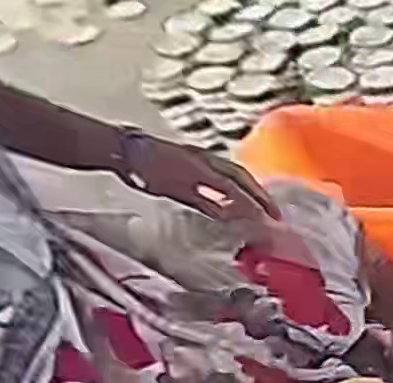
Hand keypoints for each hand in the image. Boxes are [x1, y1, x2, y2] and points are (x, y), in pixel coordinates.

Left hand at [122, 132, 279, 222]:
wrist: (118, 149)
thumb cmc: (147, 170)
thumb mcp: (181, 191)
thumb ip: (212, 203)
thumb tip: (238, 215)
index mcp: (207, 168)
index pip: (240, 190)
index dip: (257, 206)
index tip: (271, 222)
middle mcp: (207, 160)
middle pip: (242, 178)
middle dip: (261, 196)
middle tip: (274, 214)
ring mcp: (198, 157)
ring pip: (234, 173)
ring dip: (251, 189)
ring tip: (261, 204)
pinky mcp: (190, 158)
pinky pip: (221, 171)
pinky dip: (235, 184)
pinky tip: (235, 194)